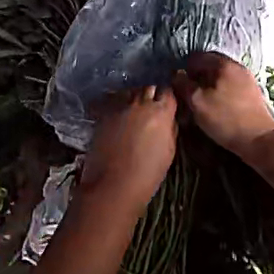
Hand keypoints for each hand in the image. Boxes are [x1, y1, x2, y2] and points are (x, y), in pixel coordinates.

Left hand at [82, 85, 177, 207]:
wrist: (113, 185)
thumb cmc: (148, 173)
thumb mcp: (170, 150)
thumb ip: (169, 128)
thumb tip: (167, 119)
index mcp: (161, 112)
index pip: (168, 92)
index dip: (168, 97)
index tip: (168, 104)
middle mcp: (140, 104)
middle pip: (148, 87)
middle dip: (152, 94)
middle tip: (152, 106)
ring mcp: (119, 108)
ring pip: (130, 92)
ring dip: (134, 97)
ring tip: (135, 108)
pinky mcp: (103, 115)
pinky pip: (114, 102)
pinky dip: (119, 105)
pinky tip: (120, 116)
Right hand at [173, 52, 273, 159]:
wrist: (258, 138)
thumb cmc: (225, 118)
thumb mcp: (198, 102)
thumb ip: (184, 85)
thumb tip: (177, 74)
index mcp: (225, 65)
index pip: (200, 57)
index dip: (186, 68)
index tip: (178, 83)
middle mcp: (238, 68)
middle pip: (212, 66)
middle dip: (198, 77)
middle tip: (187, 93)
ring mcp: (248, 80)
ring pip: (222, 78)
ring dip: (209, 86)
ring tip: (199, 102)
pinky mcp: (252, 94)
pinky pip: (231, 87)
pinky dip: (220, 92)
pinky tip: (215, 106)